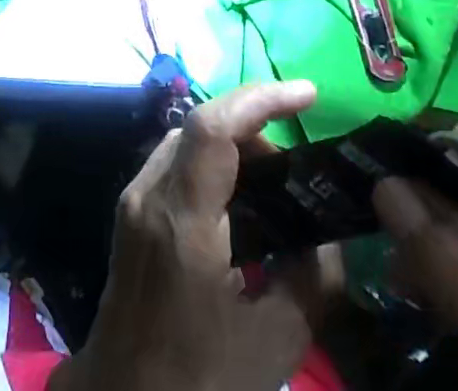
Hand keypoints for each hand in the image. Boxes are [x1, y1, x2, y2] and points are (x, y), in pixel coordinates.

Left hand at [52, 81, 322, 390]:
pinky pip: (174, 163)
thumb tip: (326, 236)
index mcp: (183, 221)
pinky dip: (211, 161)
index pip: (211, 129)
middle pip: (197, 126)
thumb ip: (312, 277)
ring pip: (184, 140)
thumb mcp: (277, 338)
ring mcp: (133, 198)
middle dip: (252, 122)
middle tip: (301, 156)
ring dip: (231, 141)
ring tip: (280, 176)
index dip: (259, 99)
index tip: (307, 95)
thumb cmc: (200, 375)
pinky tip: (244, 195)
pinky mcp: (131, 209)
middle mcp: (148, 194)